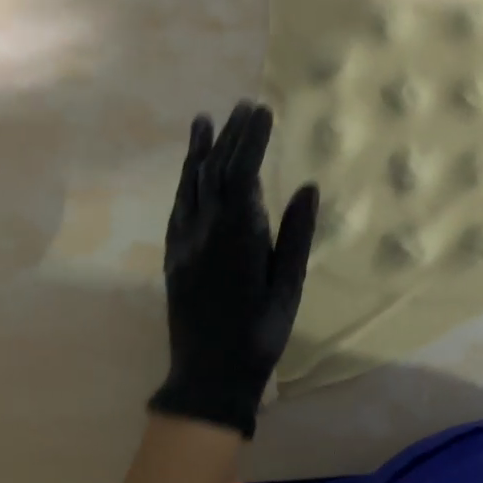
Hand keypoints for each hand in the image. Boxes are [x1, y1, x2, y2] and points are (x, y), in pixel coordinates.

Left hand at [148, 102, 317, 438]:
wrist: (208, 377)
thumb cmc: (260, 332)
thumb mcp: (289, 286)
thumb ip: (297, 234)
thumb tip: (309, 185)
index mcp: (237, 235)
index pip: (242, 171)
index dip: (251, 138)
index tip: (263, 110)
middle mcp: (205, 229)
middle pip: (215, 170)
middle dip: (231, 135)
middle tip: (246, 105)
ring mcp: (184, 241)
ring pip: (191, 183)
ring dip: (201, 149)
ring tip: (206, 119)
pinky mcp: (173, 254)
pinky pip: (179, 204)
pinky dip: (186, 178)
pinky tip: (192, 167)